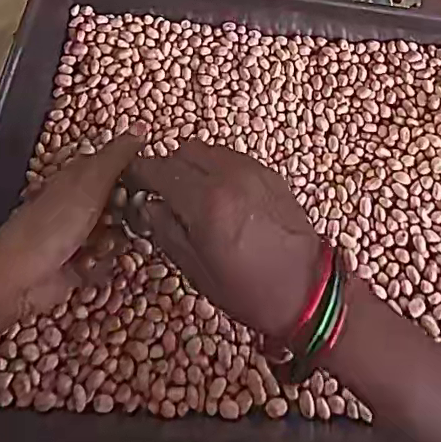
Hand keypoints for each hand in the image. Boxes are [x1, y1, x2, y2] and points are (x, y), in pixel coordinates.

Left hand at [0, 125, 145, 317]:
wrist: (21, 278)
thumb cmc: (53, 222)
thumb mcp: (91, 180)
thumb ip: (118, 155)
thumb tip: (143, 126)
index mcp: (78, 175)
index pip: (114, 167)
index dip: (133, 174)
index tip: (148, 182)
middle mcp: (78, 202)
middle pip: (119, 203)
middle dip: (127, 213)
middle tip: (120, 217)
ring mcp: (77, 234)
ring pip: (115, 233)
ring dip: (113, 241)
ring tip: (100, 245)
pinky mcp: (79, 264)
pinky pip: (105, 261)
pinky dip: (101, 264)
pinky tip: (90, 264)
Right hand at [127, 140, 323, 338]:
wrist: (309, 291)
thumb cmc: (249, 290)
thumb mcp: (196, 270)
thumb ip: (165, 229)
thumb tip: (148, 205)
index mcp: (207, 202)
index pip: (160, 170)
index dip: (140, 173)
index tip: (130, 180)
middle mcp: (228, 175)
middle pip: (181, 151)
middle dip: (167, 169)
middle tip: (163, 195)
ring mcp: (251, 169)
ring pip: (206, 150)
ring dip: (192, 166)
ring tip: (193, 197)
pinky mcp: (267, 172)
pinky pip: (229, 158)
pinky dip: (216, 169)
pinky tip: (220, 197)